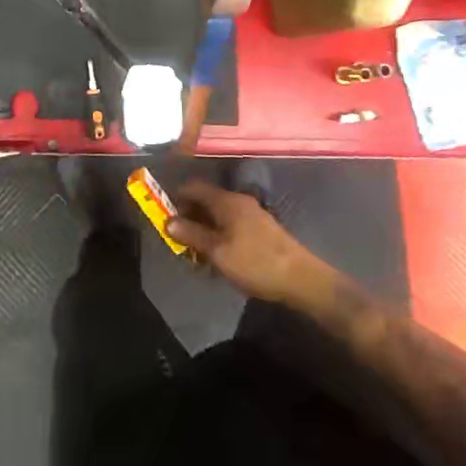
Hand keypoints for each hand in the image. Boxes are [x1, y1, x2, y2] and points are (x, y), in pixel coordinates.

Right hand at [167, 180, 329, 302]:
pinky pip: (231, 225)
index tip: (165, 217)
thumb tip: (168, 221)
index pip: (193, 187)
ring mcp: (251, 214)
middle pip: (205, 201)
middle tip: (179, 241)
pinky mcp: (260, 229)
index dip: (176, 198)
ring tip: (196, 254)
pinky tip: (218, 257)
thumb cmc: (254, 262)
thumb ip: (192, 234)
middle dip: (189, 218)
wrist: (300, 278)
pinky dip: (219, 236)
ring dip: (204, 230)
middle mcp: (238, 201)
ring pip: (218, 215)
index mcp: (226, 201)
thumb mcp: (217, 251)